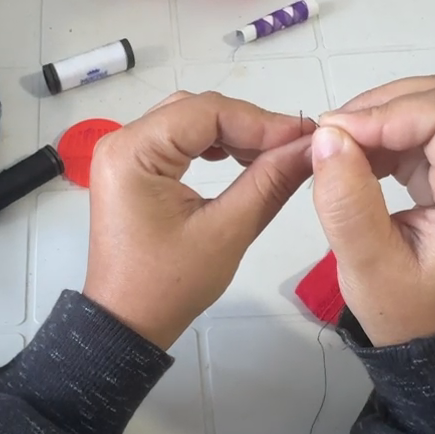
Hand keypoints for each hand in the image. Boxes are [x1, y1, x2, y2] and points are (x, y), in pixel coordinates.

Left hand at [83, 92, 313, 347]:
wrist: (128, 323)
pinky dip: (210, 145)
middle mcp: (121, 143)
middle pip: (196, 110)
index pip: (206, 112)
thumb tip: (313, 147)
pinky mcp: (131, 171)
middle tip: (293, 148)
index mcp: (133, 152)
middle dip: (248, 126)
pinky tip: (238, 160)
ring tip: (272, 156)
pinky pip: (176, 142)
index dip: (261, 121)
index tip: (306, 138)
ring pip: (187, 122)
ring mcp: (123, 156)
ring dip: (231, 134)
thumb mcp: (227, 232)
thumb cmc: (170, 285)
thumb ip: (271, 181)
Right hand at [309, 75, 434, 346]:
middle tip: (331, 138)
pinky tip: (363, 155)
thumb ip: (347, 203)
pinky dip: (393, 128)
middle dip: (383, 106)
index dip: (385, 113)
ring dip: (386, 113)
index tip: (330, 135)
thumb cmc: (407, 312)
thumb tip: (326, 135)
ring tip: (343, 146)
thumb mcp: (367, 268)